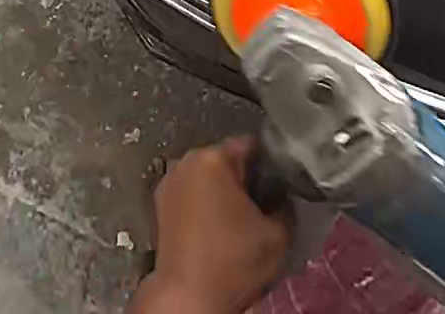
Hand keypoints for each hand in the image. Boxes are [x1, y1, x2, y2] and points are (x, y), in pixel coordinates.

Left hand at [129, 136, 288, 313]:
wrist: (187, 299)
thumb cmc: (232, 262)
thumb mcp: (277, 235)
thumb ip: (285, 207)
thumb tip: (282, 199)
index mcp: (215, 157)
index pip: (251, 146)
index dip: (268, 164)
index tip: (276, 186)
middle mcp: (188, 160)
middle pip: (226, 160)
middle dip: (243, 178)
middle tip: (257, 206)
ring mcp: (170, 180)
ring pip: (207, 176)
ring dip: (221, 190)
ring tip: (235, 220)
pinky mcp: (159, 203)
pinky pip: (190, 192)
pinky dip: (201, 203)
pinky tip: (213, 227)